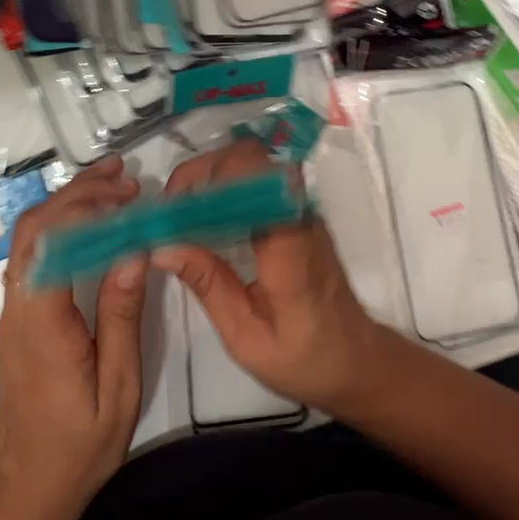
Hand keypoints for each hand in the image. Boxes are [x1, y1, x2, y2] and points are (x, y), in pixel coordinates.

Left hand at [0, 159, 148, 519]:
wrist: (26, 481)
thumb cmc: (78, 444)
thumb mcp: (118, 389)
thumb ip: (121, 319)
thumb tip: (133, 254)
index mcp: (42, 326)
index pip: (50, 245)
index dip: (86, 209)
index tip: (128, 198)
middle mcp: (18, 308)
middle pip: (34, 229)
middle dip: (77, 193)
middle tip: (125, 177)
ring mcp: (12, 309)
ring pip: (28, 238)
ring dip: (68, 203)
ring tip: (113, 182)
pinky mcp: (18, 314)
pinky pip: (33, 255)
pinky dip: (62, 226)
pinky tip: (94, 221)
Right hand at [152, 139, 391, 414]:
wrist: (357, 361)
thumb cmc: (304, 358)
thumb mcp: (246, 336)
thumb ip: (208, 285)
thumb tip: (161, 246)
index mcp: (288, 242)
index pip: (253, 175)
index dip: (207, 175)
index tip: (171, 204)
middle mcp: (299, 214)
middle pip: (250, 158)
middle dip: (202, 171)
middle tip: (169, 208)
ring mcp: (302, 211)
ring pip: (255, 165)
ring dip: (213, 178)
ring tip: (180, 213)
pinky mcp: (299, 216)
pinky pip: (260, 184)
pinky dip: (227, 190)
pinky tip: (204, 220)